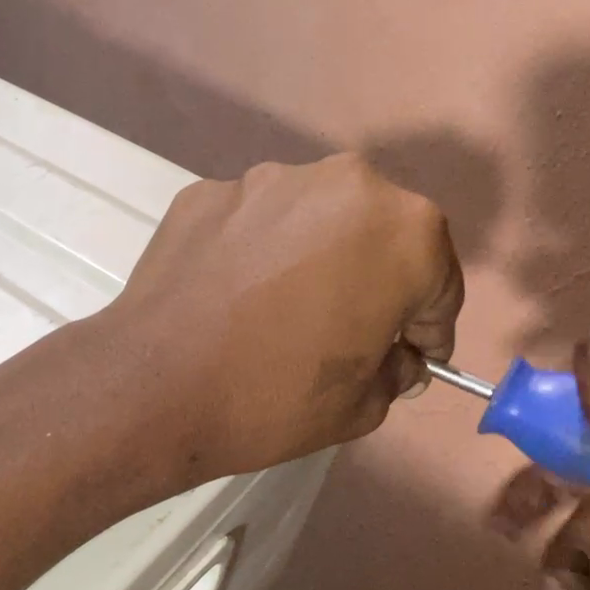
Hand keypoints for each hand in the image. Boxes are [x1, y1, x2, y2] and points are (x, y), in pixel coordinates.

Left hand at [102, 152, 463, 478]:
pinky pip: (248, 225)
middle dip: (370, 281)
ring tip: (274, 313)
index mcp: (405, 231)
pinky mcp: (205, 194)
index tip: (405, 357)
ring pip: (309, 222)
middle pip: (375, 237)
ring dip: (308, 258)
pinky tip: (227, 297)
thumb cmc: (271, 400)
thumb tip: (395, 353)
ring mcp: (265, 182)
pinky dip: (249, 254)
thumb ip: (398, 369)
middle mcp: (343, 184)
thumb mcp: (363, 407)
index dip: (424, 329)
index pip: (437, 283)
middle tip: (340, 332)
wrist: (152, 389)